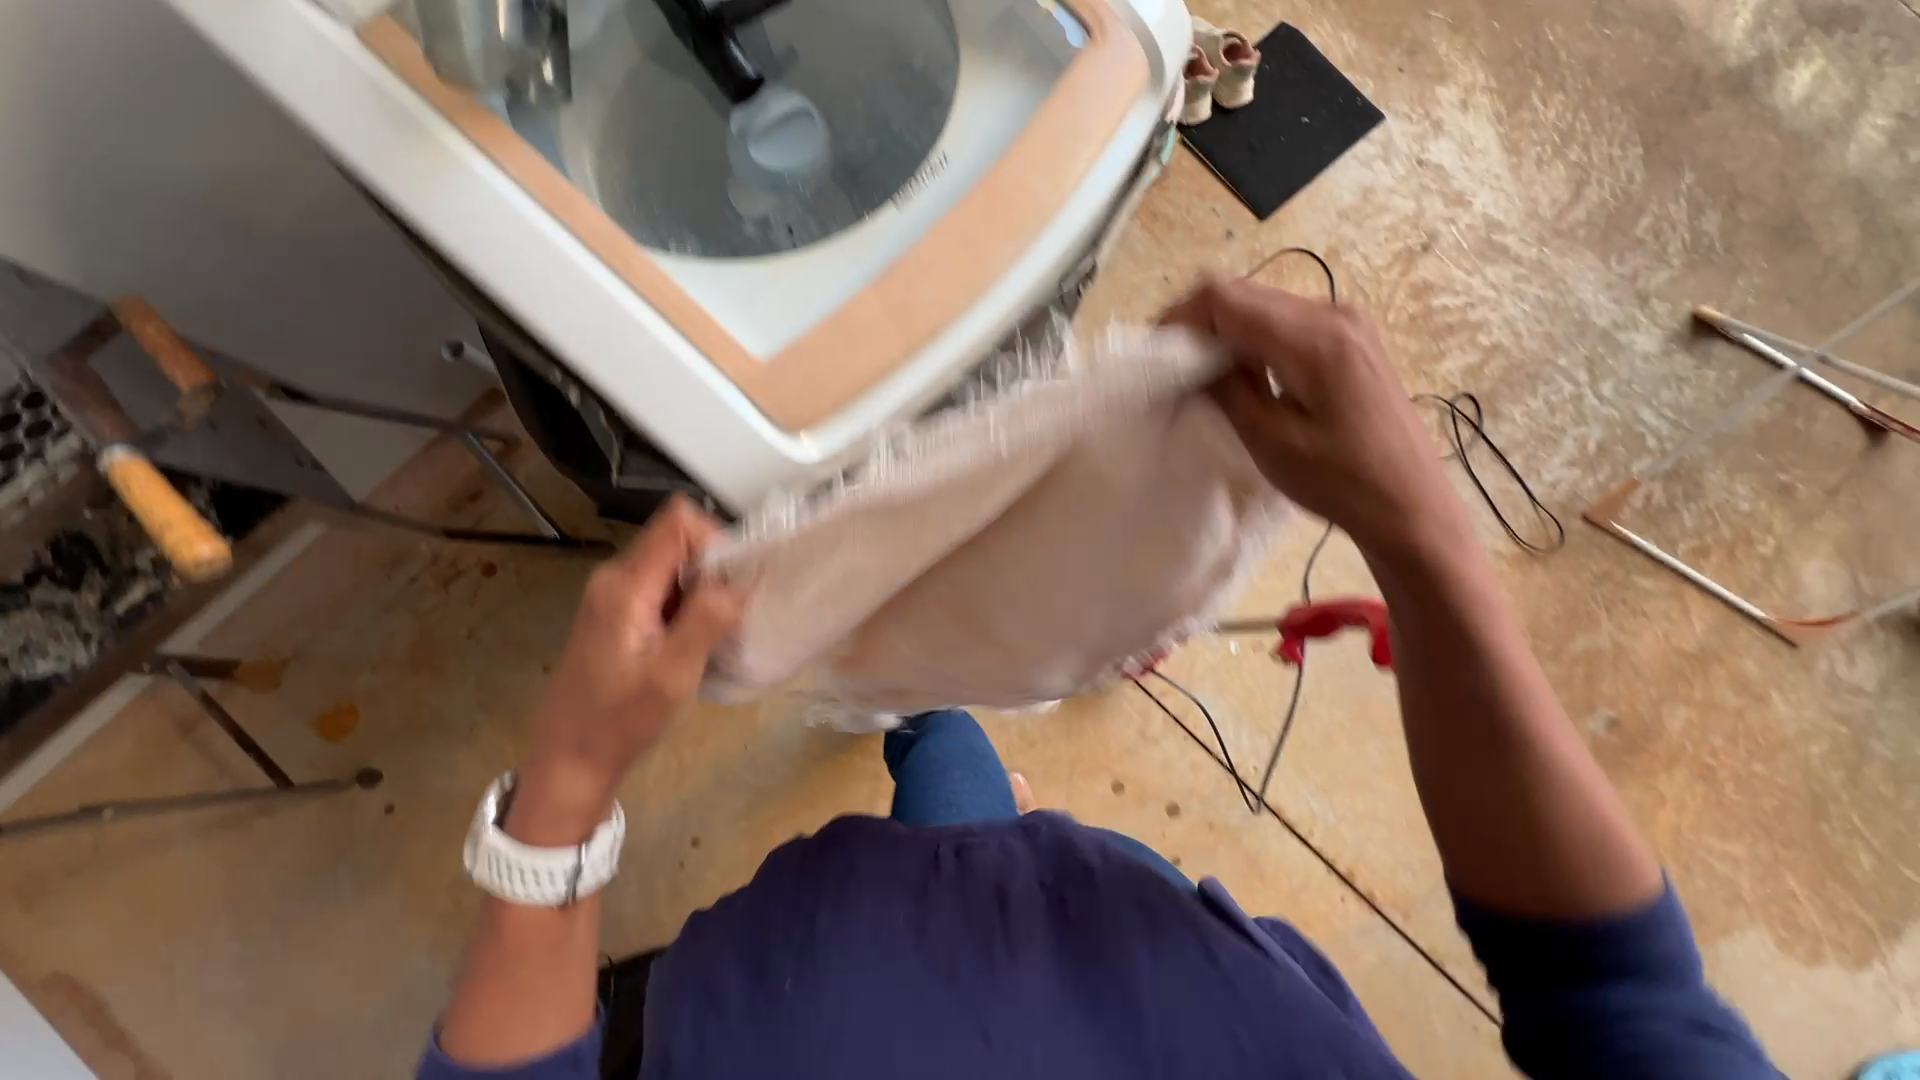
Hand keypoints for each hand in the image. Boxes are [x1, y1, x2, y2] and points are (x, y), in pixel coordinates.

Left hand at [510, 498, 741, 843]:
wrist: (569, 761)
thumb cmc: (620, 722)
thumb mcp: (673, 675)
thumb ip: (707, 618)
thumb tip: (743, 576)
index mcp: (625, 586)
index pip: (680, 522)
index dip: (716, 540)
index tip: (734, 584)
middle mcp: (615, 578)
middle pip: (679, 541)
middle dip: (714, 571)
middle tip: (728, 618)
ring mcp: (613, 595)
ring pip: (674, 566)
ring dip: (702, 592)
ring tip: (712, 636)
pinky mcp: (616, 613)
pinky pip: (663, 588)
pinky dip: (687, 607)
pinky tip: (692, 644)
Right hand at [1163, 279, 1472, 566]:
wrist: (1411, 503)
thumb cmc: (1340, 481)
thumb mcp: (1269, 441)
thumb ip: (1227, 390)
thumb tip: (1194, 362)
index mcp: (1314, 339)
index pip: (1227, 298)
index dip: (1182, 317)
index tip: (1155, 352)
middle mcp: (1334, 315)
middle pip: (1245, 293)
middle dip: (1199, 323)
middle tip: (1171, 365)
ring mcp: (1347, 323)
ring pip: (1264, 305)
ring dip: (1226, 330)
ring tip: (1201, 373)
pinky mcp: (1352, 339)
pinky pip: (1287, 321)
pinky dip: (1254, 338)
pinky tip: (1243, 374)